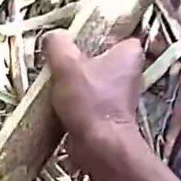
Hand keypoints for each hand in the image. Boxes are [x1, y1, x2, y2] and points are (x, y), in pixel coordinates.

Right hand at [42, 31, 145, 158]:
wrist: (99, 145)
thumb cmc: (89, 100)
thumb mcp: (67, 64)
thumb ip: (57, 45)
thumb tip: (50, 36)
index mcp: (129, 53)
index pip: (109, 35)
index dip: (88, 40)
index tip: (69, 48)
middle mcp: (129, 72)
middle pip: (94, 60)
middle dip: (75, 65)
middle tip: (56, 68)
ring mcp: (119, 96)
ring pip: (88, 82)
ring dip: (71, 86)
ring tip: (54, 88)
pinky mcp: (107, 115)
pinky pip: (86, 102)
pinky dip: (72, 104)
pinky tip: (58, 107)